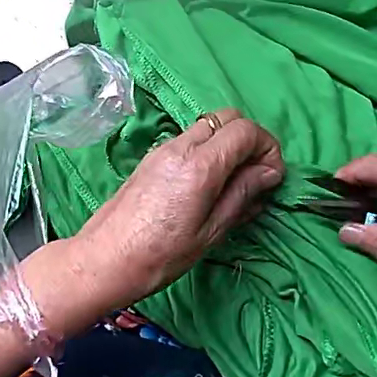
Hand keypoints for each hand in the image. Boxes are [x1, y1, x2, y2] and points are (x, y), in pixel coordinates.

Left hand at [29, 109, 282, 329]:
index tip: (272, 176)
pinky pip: (190, 139)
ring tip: (233, 182)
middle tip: (256, 174)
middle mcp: (181, 147)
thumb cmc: (160, 255)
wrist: (104, 260)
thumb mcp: (211, 231)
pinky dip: (209, 149)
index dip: (268, 147)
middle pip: (228, 117)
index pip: (246, 130)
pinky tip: (209, 184)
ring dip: (229, 143)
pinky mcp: (152, 158)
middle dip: (250, 139)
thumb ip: (242, 194)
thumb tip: (269, 172)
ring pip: (208, 125)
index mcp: (200, 166)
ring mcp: (163, 149)